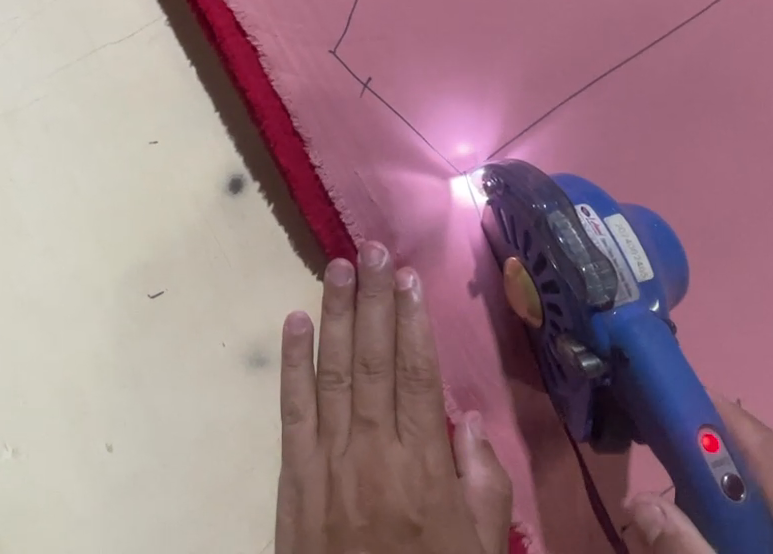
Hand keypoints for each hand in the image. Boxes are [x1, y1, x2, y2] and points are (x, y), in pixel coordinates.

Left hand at [276, 241, 513, 553]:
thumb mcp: (480, 549)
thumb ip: (481, 483)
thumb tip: (465, 415)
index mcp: (423, 468)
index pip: (416, 374)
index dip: (412, 321)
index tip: (409, 277)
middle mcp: (374, 452)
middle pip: (373, 359)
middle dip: (374, 299)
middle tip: (373, 249)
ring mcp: (328, 460)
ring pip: (333, 371)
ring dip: (336, 314)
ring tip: (338, 265)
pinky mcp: (293, 476)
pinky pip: (292, 409)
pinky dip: (291, 362)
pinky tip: (295, 320)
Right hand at [623, 398, 772, 553]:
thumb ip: (687, 551)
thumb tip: (638, 500)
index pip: (769, 450)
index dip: (726, 414)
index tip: (678, 392)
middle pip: (770, 478)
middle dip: (717, 455)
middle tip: (662, 444)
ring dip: (726, 498)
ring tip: (677, 501)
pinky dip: (741, 532)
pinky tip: (711, 545)